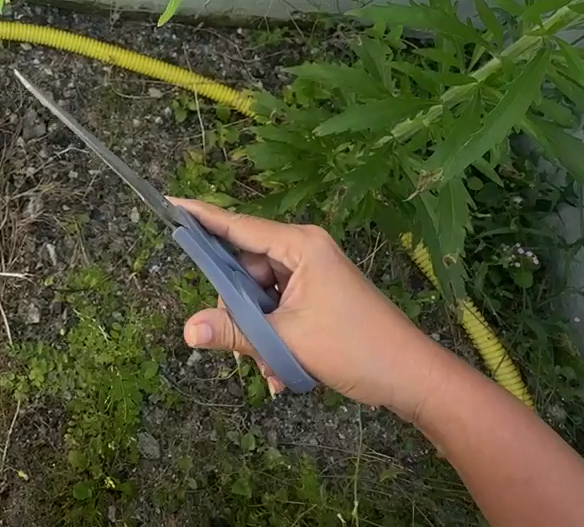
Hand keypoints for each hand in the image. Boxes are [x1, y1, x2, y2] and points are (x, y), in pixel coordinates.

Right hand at [170, 198, 458, 417]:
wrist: (415, 380)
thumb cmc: (356, 348)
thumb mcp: (287, 340)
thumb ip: (233, 331)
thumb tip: (187, 330)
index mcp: (298, 244)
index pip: (236, 224)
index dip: (200, 217)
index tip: (168, 203)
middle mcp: (302, 249)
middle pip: (244, 267)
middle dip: (238, 308)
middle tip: (242, 344)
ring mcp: (310, 272)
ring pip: (259, 293)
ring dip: (257, 331)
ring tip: (272, 367)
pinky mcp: (316, 293)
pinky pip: (277, 307)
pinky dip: (273, 336)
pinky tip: (281, 370)